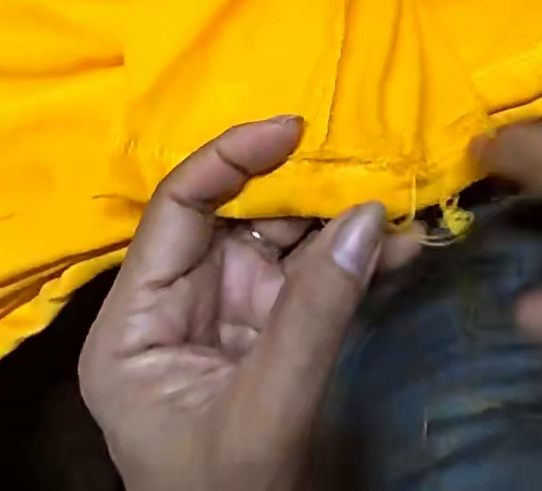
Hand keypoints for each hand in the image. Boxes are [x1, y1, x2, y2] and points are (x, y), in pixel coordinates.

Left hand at [79, 116, 412, 490]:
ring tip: (397, 213)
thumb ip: (314, 312)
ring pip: (288, 234)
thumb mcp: (267, 411)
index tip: (294, 130)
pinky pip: (320, 267)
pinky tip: (401, 249)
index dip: (231, 157)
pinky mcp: (278, 317)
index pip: (177, 206)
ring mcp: (235, 303)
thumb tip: (367, 215)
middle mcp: (184, 296)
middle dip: (304, 190)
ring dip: (344, 222)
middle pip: (241, 211)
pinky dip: (359, 255)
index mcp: (141, 317)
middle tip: (364, 172)